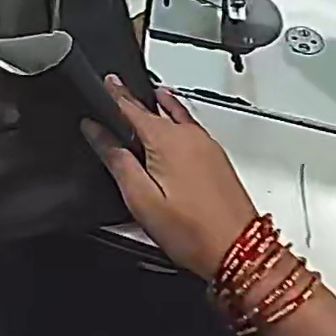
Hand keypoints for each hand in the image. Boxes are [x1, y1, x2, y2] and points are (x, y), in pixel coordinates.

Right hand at [81, 76, 258, 279]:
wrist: (241, 253)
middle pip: (153, 109)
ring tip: (142, 98)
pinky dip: (175, 118)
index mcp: (166, 140)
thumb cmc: (193, 231)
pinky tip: (172, 121)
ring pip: (173, 117)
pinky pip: (190, 127)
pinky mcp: (217, 158)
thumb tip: (94, 130)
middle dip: (132, 100)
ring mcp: (206, 146)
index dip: (114, 94)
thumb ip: (115, 158)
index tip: (105, 81)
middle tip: (116, 87)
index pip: (130, 107)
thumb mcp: (140, 197)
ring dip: (155, 107)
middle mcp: (189, 136)